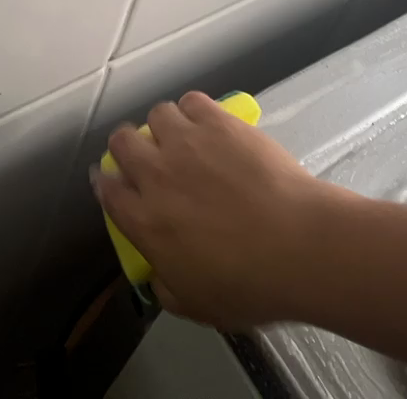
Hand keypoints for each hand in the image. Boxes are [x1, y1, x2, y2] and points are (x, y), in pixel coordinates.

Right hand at [92, 90, 350, 328]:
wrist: (299, 245)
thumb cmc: (250, 284)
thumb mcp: (197, 306)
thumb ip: (167, 288)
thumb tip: (158, 274)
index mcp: (145, 220)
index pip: (107, 190)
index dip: (107, 184)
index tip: (115, 184)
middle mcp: (157, 173)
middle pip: (122, 141)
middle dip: (128, 147)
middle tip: (149, 157)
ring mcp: (187, 142)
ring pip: (157, 114)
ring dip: (165, 126)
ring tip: (184, 139)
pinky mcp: (219, 122)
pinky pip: (192, 101)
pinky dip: (195, 111)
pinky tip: (210, 125)